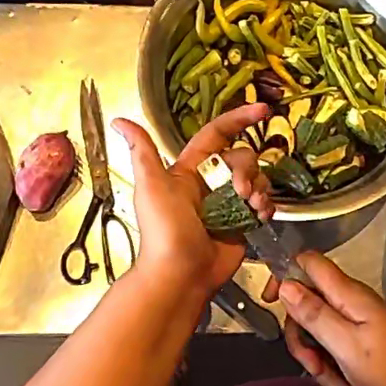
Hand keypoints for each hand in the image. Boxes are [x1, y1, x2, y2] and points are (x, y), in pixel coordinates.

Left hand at [111, 105, 273, 299]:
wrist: (181, 275)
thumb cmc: (163, 231)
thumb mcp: (151, 186)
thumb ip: (142, 151)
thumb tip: (120, 121)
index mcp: (190, 170)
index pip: (217, 135)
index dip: (239, 119)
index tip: (263, 111)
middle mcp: (211, 183)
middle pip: (242, 157)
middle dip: (247, 170)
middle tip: (240, 190)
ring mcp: (228, 203)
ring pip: (256, 179)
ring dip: (259, 188)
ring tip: (251, 205)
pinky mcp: (242, 222)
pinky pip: (262, 203)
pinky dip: (265, 206)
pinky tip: (259, 214)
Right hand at [267, 253, 385, 385]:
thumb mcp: (348, 346)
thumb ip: (315, 314)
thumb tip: (285, 283)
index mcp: (349, 296)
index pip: (308, 263)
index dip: (284, 275)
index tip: (270, 303)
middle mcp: (352, 306)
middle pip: (308, 309)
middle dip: (306, 345)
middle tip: (317, 369)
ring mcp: (360, 328)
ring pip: (321, 341)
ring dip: (326, 372)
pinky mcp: (366, 350)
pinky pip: (338, 359)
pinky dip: (341, 382)